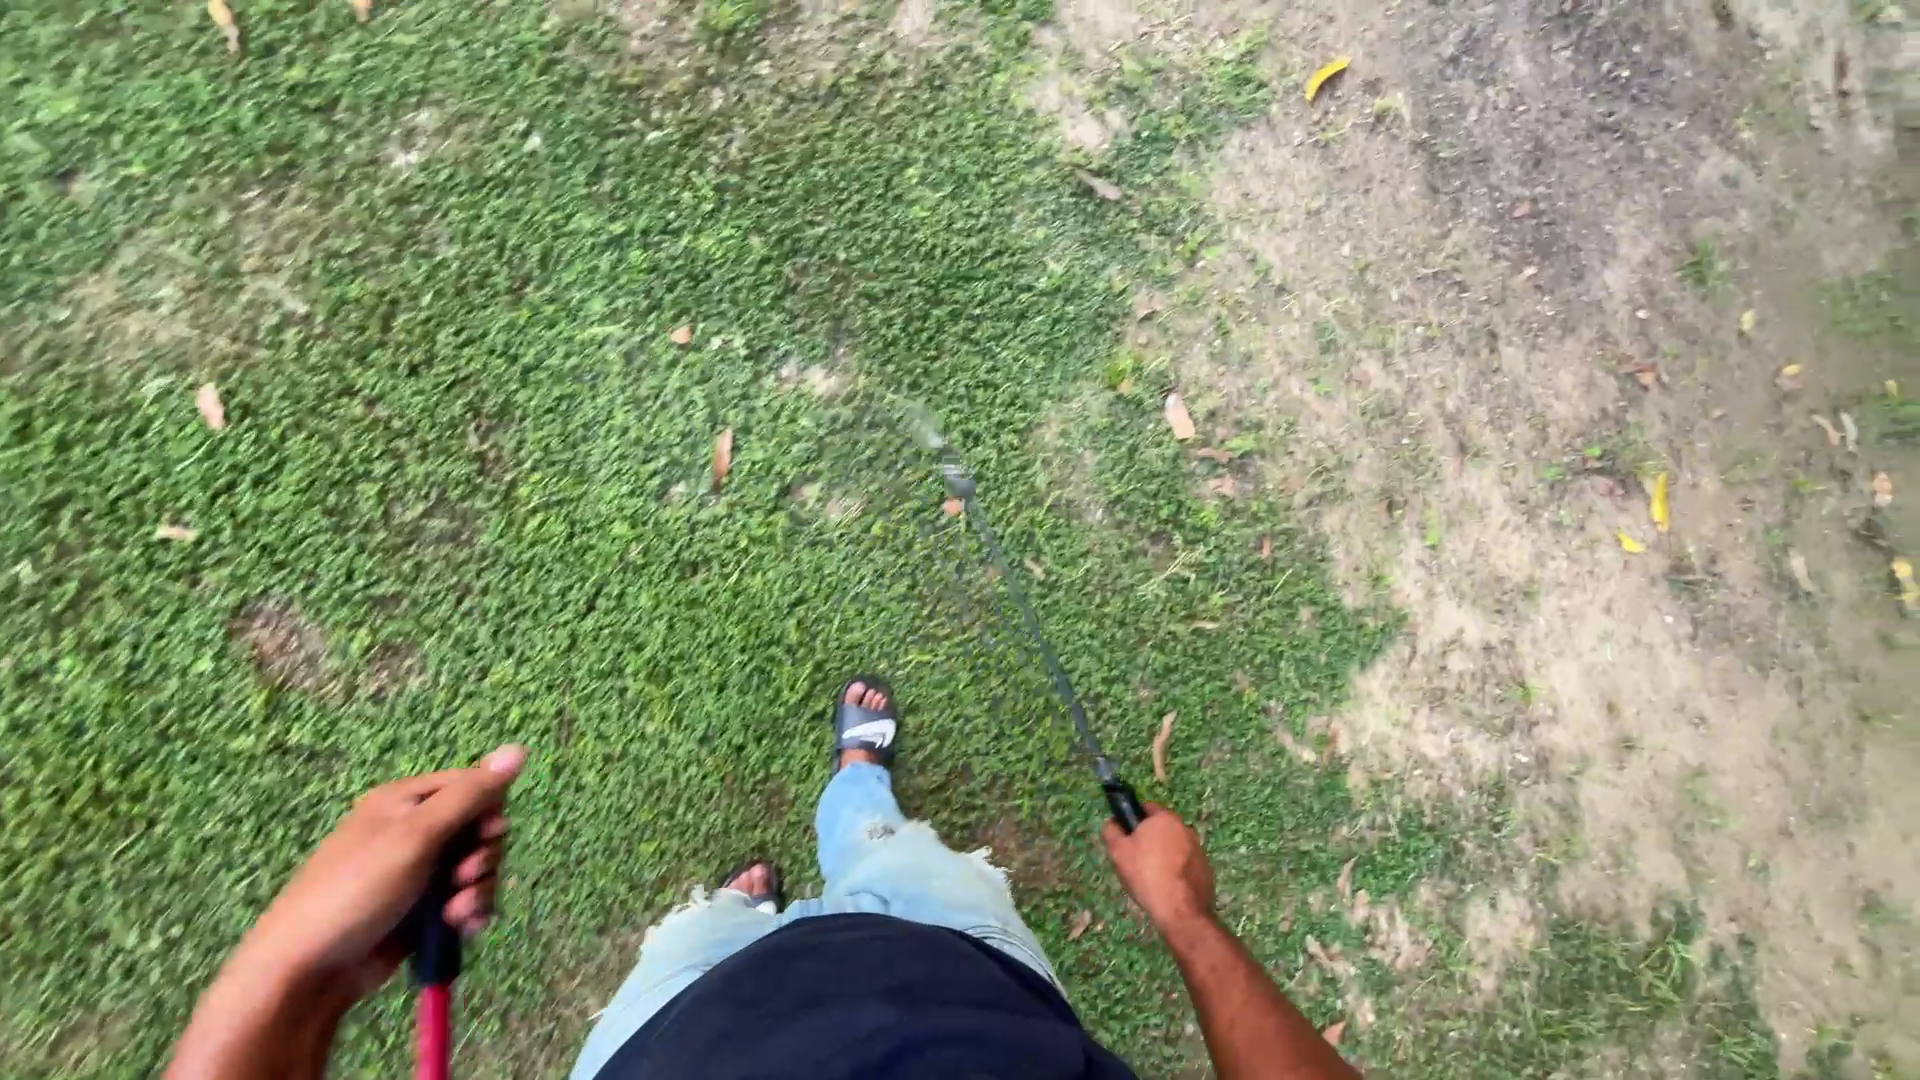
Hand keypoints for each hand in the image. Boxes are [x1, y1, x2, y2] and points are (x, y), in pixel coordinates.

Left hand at [230, 745, 526, 1006]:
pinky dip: (471, 911)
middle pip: (482, 828)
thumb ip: (471, 794)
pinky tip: (462, 927)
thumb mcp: (417, 835)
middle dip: (483, 856)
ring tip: (457, 913)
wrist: (305, 975)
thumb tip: (520, 748)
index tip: (487, 834)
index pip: (475, 786)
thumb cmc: (356, 891)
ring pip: (479, 866)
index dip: (490, 810)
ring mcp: (420, 871)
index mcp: (406, 801)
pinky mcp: (424, 907)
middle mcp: (415, 830)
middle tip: (464, 878)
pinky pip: (468, 897)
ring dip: (479, 889)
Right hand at [1101, 802, 1215, 930]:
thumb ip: (1112, 831)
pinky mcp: (1206, 869)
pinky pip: (1185, 863)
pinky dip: (1177, 870)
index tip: (1127, 838)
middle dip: (1150, 839)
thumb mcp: (1118, 852)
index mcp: (1164, 818)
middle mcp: (1185, 828)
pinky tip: (1168, 887)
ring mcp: (1199, 849)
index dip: (1134, 820)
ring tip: (1152, 877)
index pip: (1147, 808)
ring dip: (1164, 855)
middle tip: (1136, 859)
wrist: (1181, 911)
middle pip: (1162, 828)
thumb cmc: (1146, 874)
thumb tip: (1113, 822)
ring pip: (1174, 846)